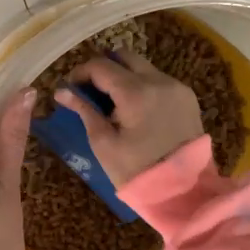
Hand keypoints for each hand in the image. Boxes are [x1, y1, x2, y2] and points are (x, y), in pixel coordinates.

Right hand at [55, 51, 203, 185]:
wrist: (184, 192)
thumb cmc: (136, 171)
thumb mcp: (103, 143)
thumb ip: (84, 111)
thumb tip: (62, 91)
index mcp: (136, 92)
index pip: (101, 66)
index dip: (80, 72)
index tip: (69, 88)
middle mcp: (160, 81)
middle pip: (125, 57)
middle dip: (104, 68)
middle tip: (90, 91)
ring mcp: (177, 88)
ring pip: (143, 67)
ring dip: (124, 76)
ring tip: (111, 102)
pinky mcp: (188, 99)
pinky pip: (159, 81)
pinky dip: (141, 86)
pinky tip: (133, 110)